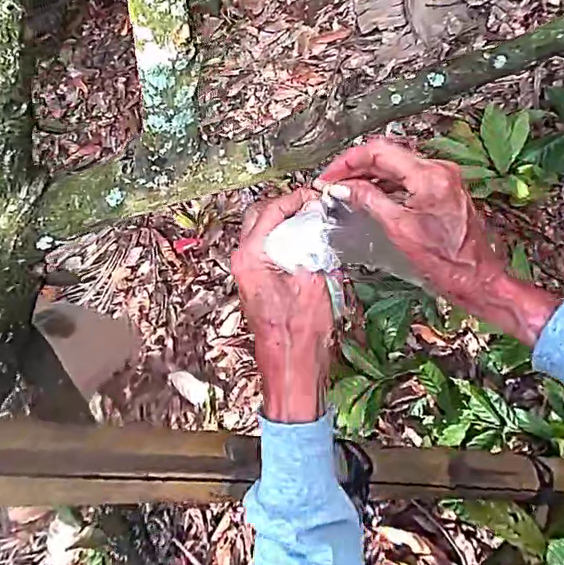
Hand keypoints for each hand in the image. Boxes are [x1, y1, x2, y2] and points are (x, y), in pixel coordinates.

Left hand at [231, 189, 336, 422]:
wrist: (293, 367)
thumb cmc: (300, 332)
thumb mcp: (315, 280)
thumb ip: (314, 244)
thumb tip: (319, 221)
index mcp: (251, 257)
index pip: (270, 210)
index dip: (296, 198)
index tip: (316, 196)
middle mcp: (243, 261)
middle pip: (260, 216)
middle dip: (287, 206)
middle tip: (313, 205)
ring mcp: (249, 272)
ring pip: (264, 232)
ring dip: (287, 222)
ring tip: (314, 220)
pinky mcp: (258, 282)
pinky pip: (269, 248)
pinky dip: (287, 239)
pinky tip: (309, 242)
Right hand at [317, 139, 559, 344]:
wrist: (476, 277)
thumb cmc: (446, 260)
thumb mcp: (398, 228)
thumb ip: (368, 200)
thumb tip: (343, 187)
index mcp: (429, 176)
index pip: (379, 151)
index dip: (348, 161)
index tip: (330, 175)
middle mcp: (439, 169)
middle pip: (387, 154)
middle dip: (356, 166)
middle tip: (333, 182)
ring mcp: (443, 177)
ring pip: (396, 164)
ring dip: (369, 174)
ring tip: (346, 188)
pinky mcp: (444, 187)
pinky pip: (408, 176)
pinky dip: (386, 182)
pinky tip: (370, 193)